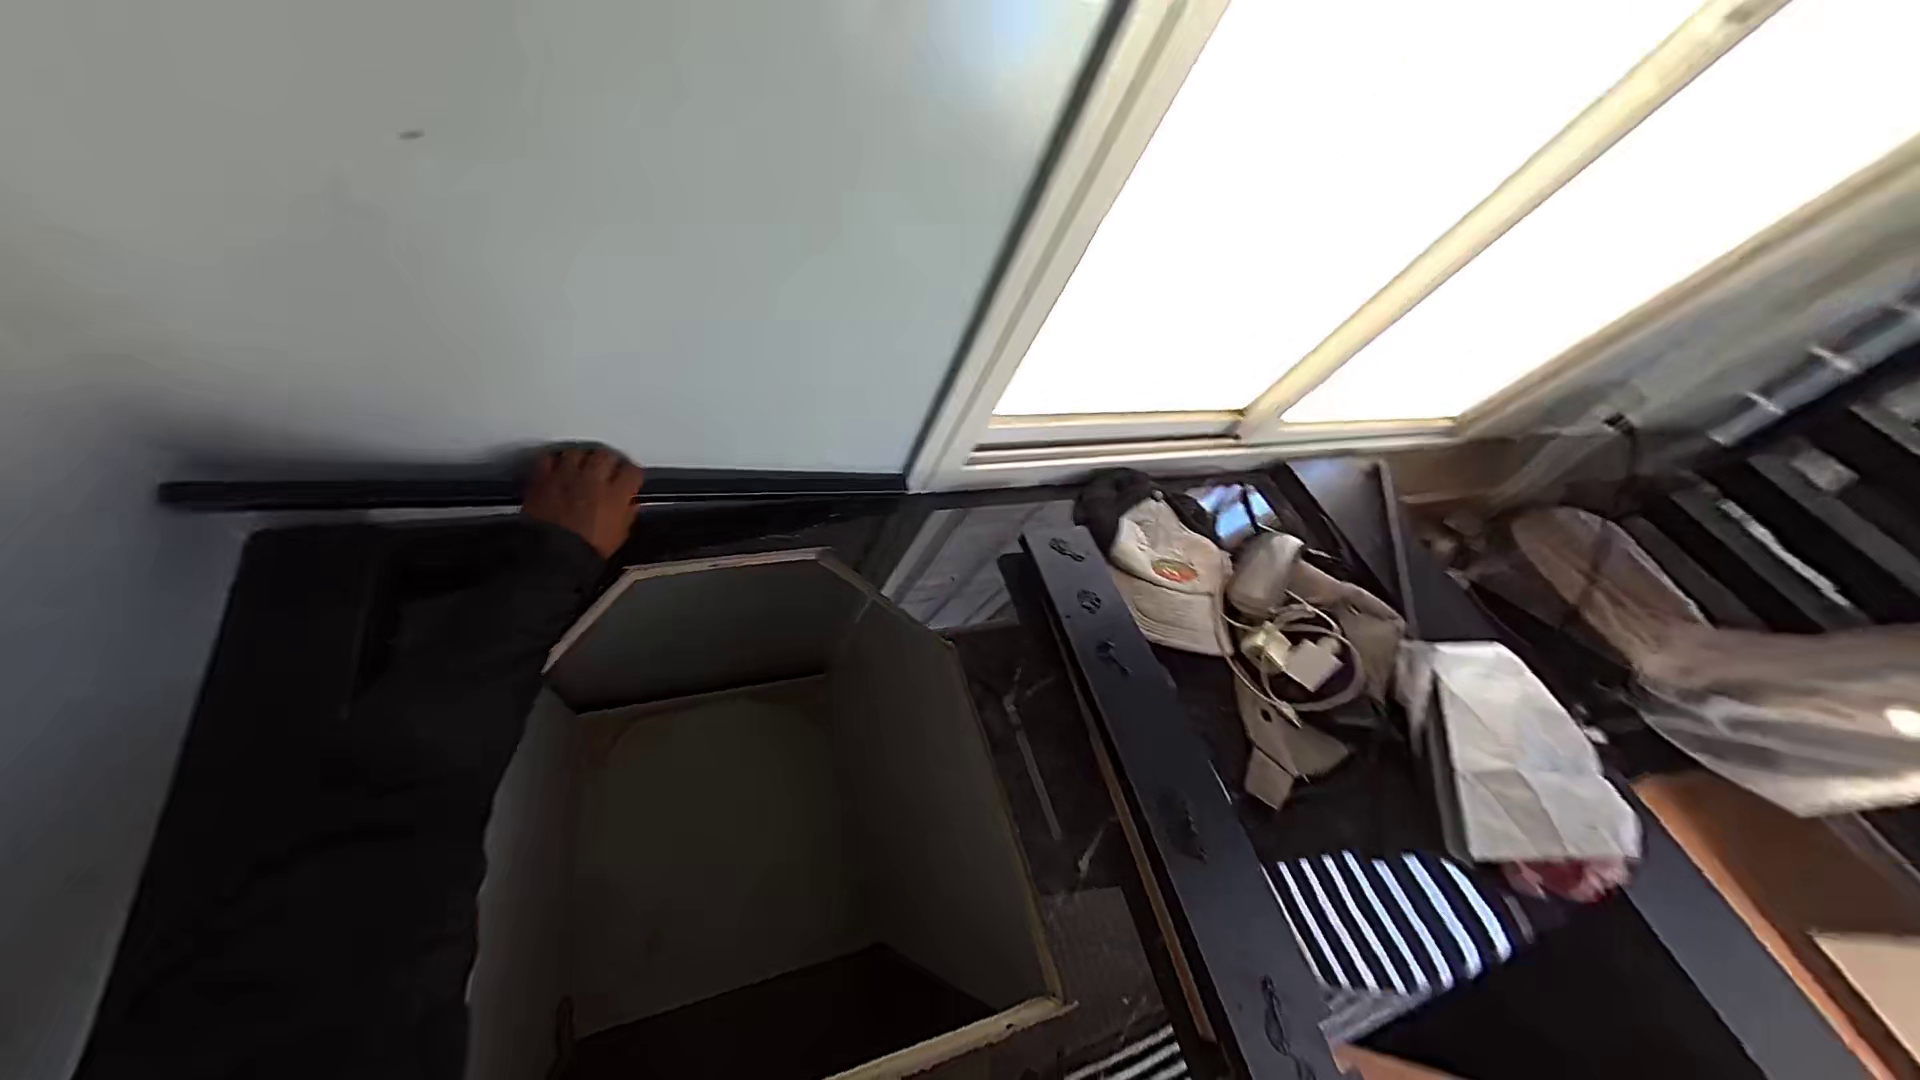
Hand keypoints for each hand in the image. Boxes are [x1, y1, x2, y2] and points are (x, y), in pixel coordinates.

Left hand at [521, 445, 644, 558]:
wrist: (552, 554)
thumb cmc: (589, 548)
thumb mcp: (619, 535)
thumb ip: (627, 514)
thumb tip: (631, 503)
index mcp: (616, 494)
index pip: (632, 471)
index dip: (633, 474)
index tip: (631, 478)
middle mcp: (593, 479)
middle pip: (606, 455)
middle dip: (609, 460)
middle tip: (608, 468)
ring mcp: (566, 476)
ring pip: (578, 452)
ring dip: (583, 457)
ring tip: (583, 464)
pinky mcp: (543, 478)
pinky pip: (549, 458)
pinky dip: (555, 460)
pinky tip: (558, 467)